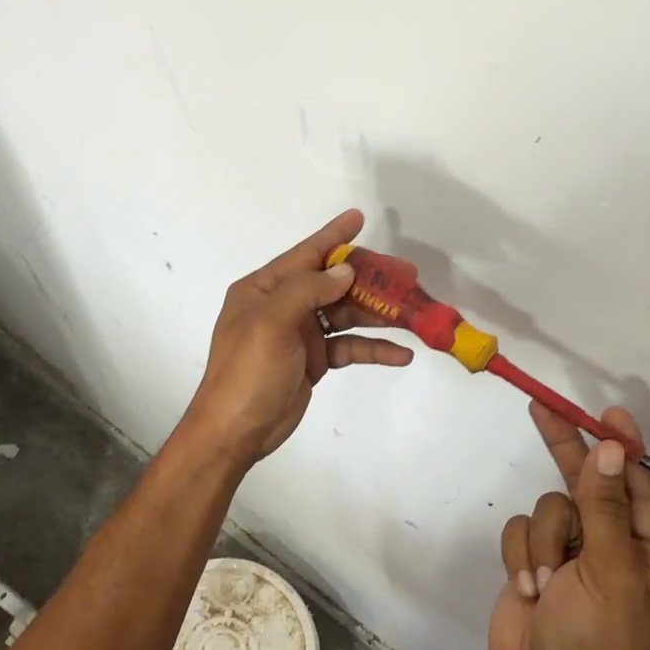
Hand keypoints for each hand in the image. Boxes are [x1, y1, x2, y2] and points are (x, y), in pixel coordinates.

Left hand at [179, 209, 413, 463]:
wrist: (235, 431)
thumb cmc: (247, 372)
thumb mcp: (270, 324)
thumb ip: (307, 290)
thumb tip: (344, 271)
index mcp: (263, 290)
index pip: (304, 255)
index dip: (333, 237)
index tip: (359, 218)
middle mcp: (282, 306)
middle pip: (333, 284)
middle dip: (370, 279)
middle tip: (408, 274)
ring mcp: (300, 334)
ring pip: (346, 315)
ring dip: (379, 314)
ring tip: (415, 313)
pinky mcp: (314, 361)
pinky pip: (349, 347)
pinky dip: (373, 349)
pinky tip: (402, 354)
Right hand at [490, 403, 649, 649]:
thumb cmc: (594, 640)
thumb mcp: (609, 572)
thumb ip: (604, 507)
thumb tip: (611, 449)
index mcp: (649, 554)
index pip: (638, 489)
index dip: (623, 450)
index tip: (607, 415)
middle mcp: (611, 547)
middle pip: (589, 484)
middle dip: (568, 452)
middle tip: (544, 408)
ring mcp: (569, 554)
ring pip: (549, 508)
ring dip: (543, 543)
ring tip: (546, 584)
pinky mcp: (532, 561)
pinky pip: (521, 530)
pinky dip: (520, 557)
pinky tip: (526, 590)